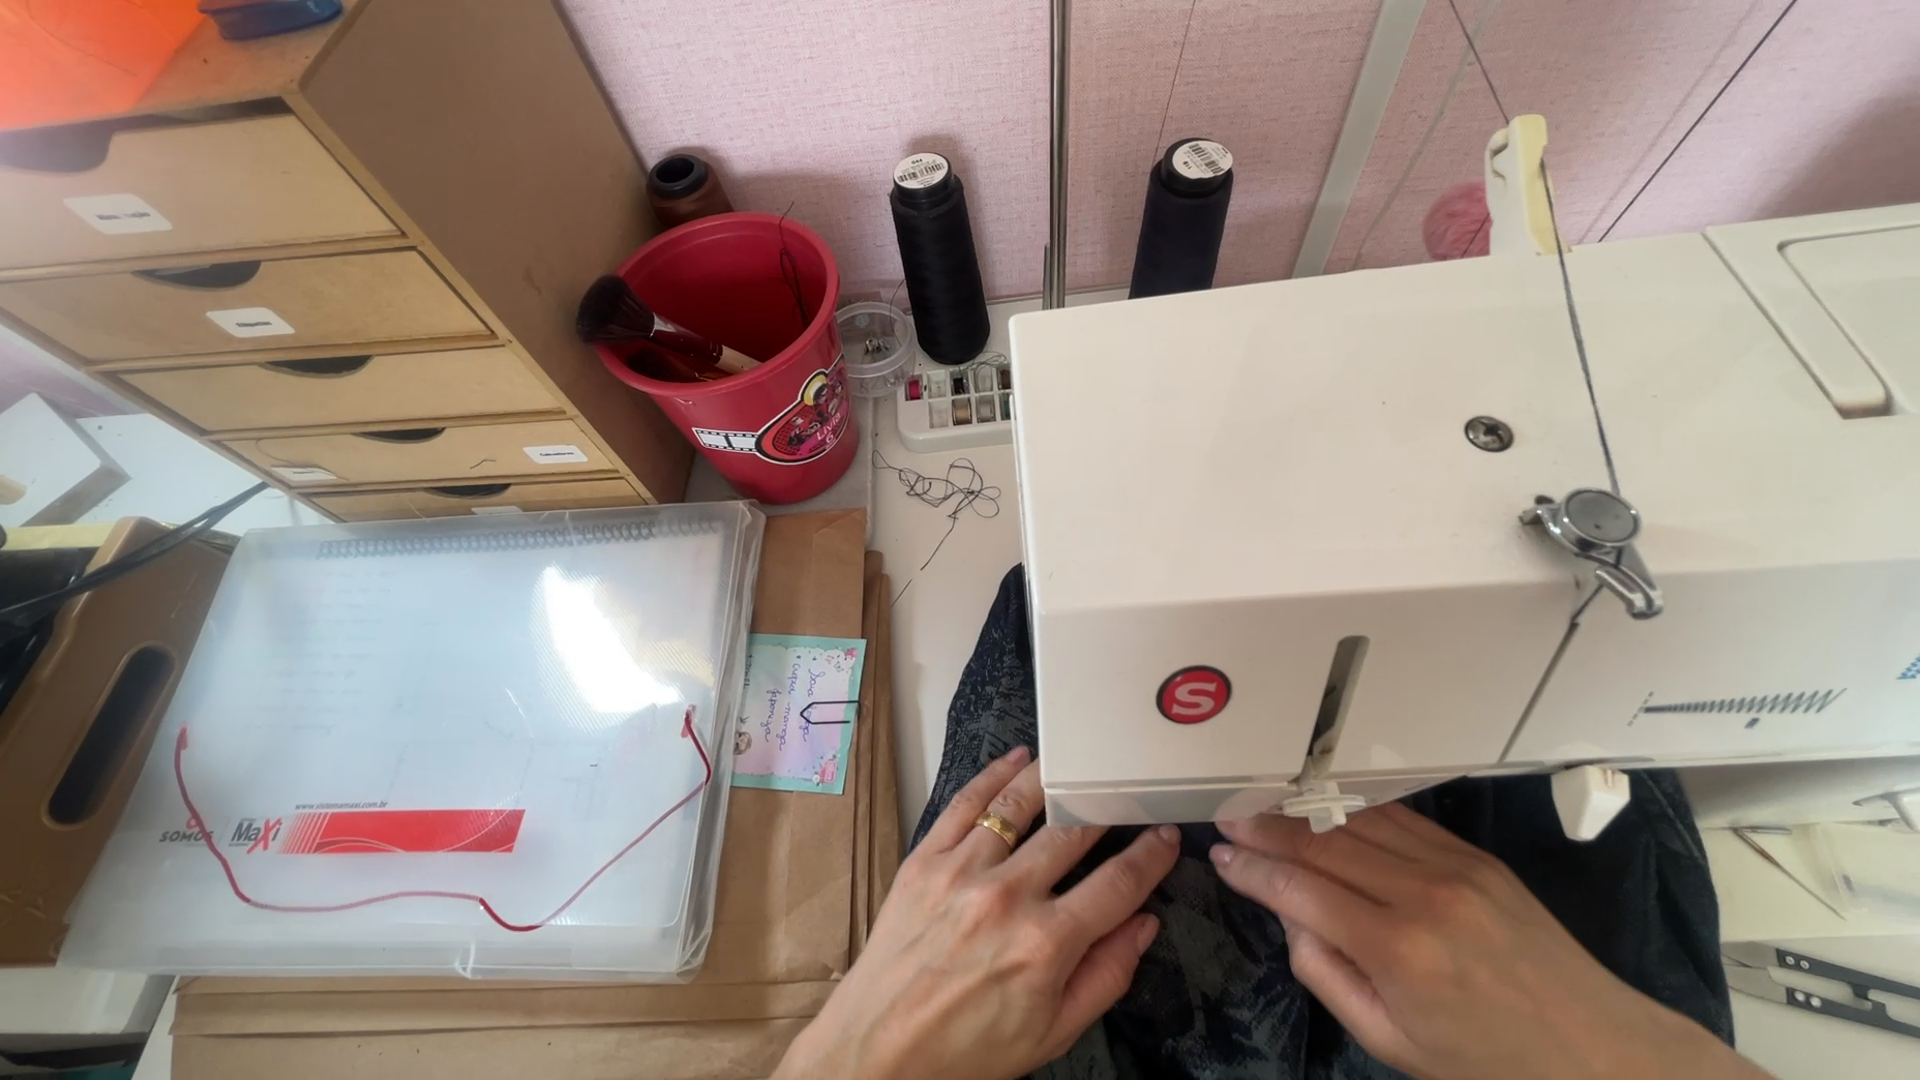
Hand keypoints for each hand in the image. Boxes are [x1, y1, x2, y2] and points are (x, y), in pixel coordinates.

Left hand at [774, 746, 1179, 1079]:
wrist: (881, 1049)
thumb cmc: (970, 1047)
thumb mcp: (1054, 1032)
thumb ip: (1107, 975)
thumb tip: (1145, 921)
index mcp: (1047, 944)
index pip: (1116, 884)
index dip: (1149, 856)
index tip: (1164, 834)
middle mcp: (1008, 896)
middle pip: (1072, 832)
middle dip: (1105, 807)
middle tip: (1122, 791)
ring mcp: (962, 871)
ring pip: (1018, 805)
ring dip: (1051, 778)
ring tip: (1072, 762)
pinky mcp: (926, 858)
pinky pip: (965, 803)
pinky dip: (994, 775)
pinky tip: (1015, 759)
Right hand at [1210, 804, 1769, 1079]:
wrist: (1602, 1053)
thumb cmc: (1485, 1064)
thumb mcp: (1389, 1041)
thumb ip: (1324, 972)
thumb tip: (1288, 911)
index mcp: (1397, 951)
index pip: (1298, 890)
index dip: (1251, 869)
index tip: (1217, 855)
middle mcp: (1420, 894)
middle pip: (1319, 844)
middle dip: (1263, 829)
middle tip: (1225, 817)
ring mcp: (1451, 866)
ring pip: (1352, 822)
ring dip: (1298, 812)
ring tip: (1260, 807)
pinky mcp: (1472, 854)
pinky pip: (1395, 818)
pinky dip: (1348, 811)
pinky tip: (1320, 809)